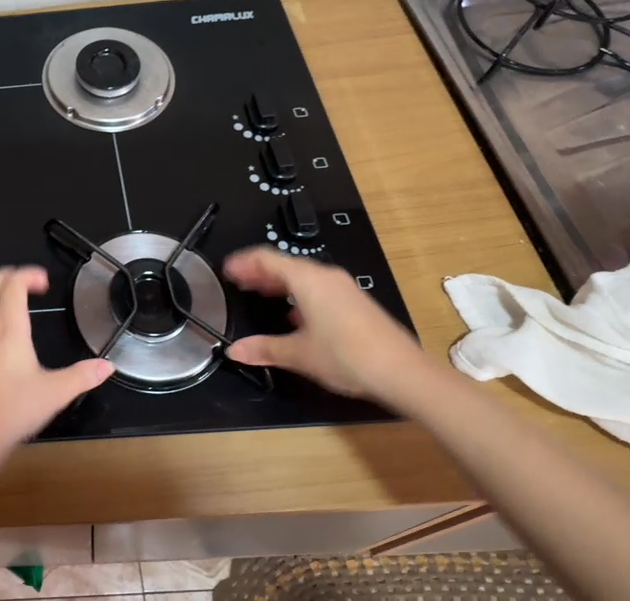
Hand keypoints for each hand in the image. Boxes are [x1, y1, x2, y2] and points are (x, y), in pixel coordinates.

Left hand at [0, 266, 113, 462]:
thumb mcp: (56, 393)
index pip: (13, 285)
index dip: (28, 274)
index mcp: (9, 330)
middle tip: (24, 281)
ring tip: (3, 304)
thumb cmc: (15, 410)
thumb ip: (83, 376)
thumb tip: (108, 366)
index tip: (44, 281)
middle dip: (4, 275)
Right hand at [223, 247, 428, 404]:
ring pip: (304, 277)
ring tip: (262, 295)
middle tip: (239, 282)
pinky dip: (299, 294)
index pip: (267, 258)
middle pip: (286, 265)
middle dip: (260, 272)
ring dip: (280, 284)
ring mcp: (344, 288)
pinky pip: (319, 288)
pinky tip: (296, 316)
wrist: (403, 371)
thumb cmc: (346, 356)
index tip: (226, 270)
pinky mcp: (356, 302)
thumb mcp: (299, 354)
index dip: (244, 262)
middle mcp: (326, 276)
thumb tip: (235, 351)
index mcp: (307, 279)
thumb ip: (264, 348)